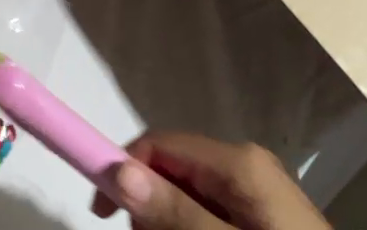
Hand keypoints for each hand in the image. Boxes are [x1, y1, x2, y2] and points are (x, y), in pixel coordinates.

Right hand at [90, 131, 330, 229]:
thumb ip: (176, 214)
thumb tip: (119, 170)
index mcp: (237, 163)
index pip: (159, 144)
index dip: (124, 171)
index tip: (102, 216)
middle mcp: (245, 164)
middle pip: (173, 172)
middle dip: (151, 209)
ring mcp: (257, 191)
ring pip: (190, 197)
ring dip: (170, 224)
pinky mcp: (265, 216)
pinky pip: (212, 214)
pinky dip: (195, 229)